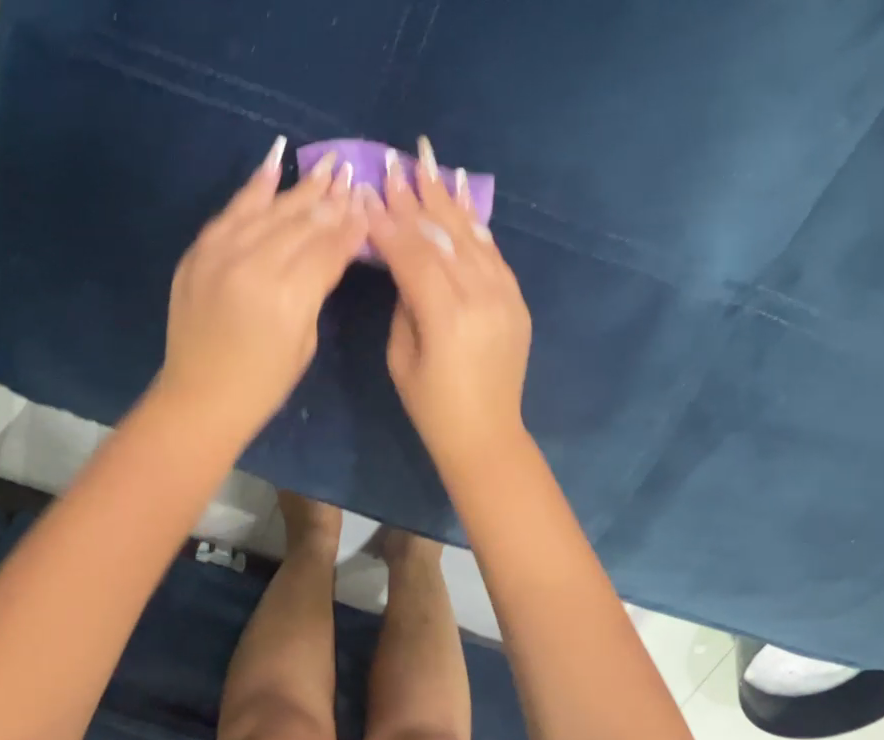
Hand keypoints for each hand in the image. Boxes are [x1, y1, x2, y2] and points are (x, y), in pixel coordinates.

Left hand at [156, 136, 368, 433]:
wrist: (199, 398)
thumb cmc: (263, 385)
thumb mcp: (305, 342)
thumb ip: (317, 289)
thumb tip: (333, 248)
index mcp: (288, 296)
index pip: (328, 247)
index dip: (351, 225)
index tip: (369, 204)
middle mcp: (253, 265)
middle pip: (301, 222)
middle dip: (331, 200)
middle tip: (353, 176)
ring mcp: (220, 255)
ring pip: (268, 210)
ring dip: (299, 188)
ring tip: (326, 167)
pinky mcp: (197, 254)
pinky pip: (230, 212)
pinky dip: (254, 189)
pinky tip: (273, 165)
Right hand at [366, 136, 531, 467]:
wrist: (486, 433)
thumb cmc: (431, 406)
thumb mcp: (402, 357)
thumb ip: (404, 304)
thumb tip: (405, 265)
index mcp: (446, 316)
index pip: (413, 254)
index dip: (388, 223)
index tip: (367, 193)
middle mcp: (480, 297)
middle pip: (444, 236)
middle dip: (417, 197)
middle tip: (396, 162)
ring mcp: (504, 296)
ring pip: (472, 236)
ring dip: (448, 199)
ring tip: (429, 163)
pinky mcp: (516, 300)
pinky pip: (493, 253)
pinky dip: (475, 223)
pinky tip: (462, 198)